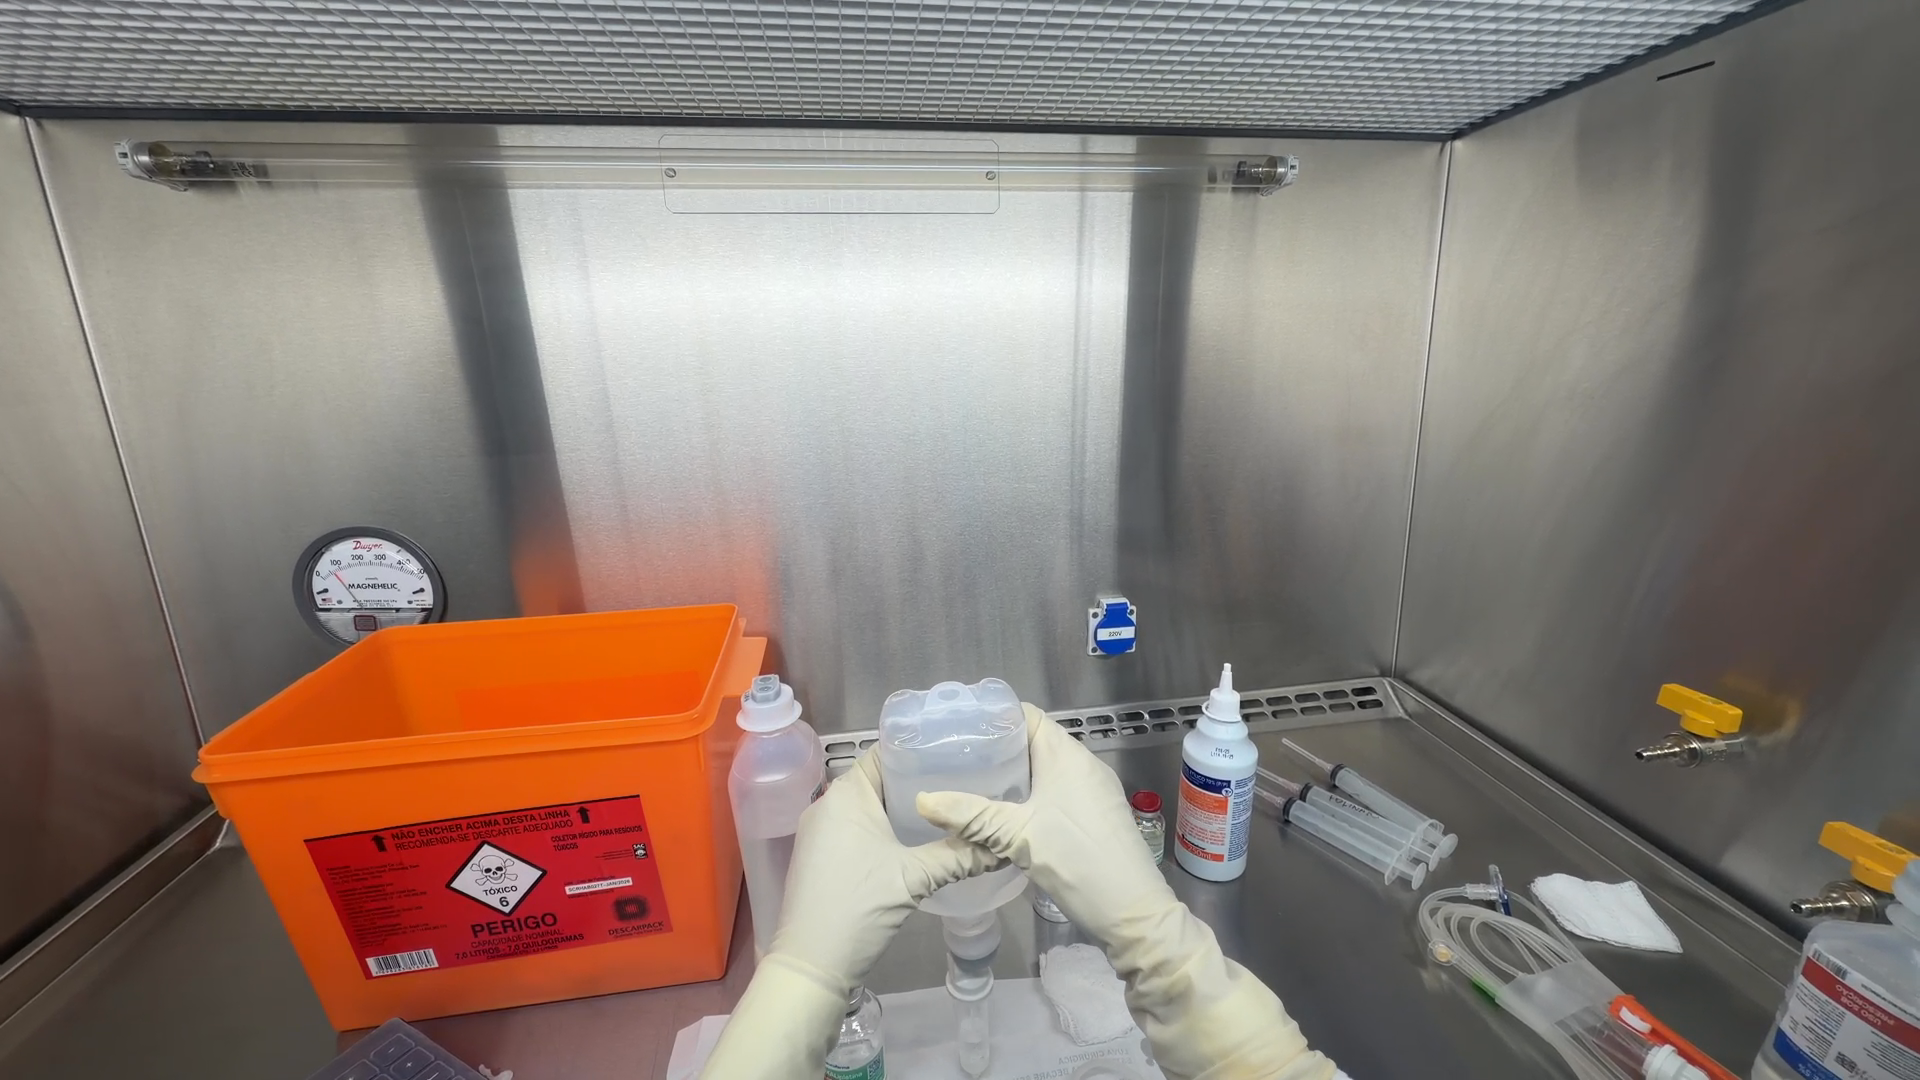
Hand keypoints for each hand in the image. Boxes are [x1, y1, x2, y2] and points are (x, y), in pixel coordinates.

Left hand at [699, 749, 997, 1079]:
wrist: (810, 966)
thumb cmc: (859, 907)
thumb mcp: (916, 879)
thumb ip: (961, 856)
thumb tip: (1001, 844)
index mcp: (847, 792)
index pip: (885, 752)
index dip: (918, 748)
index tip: (953, 750)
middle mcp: (828, 802)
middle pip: (879, 778)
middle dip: (916, 780)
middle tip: (959, 780)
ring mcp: (820, 830)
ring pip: (868, 804)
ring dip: (900, 806)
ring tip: (944, 807)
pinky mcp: (820, 854)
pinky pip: (857, 825)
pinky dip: (883, 826)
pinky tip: (913, 839)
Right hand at [915, 703, 1169, 943]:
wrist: (1135, 912)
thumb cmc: (1078, 861)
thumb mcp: (1017, 837)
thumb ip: (970, 816)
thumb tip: (923, 800)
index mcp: (1065, 753)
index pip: (1026, 715)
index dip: (994, 718)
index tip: (960, 730)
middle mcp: (1082, 762)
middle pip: (1033, 741)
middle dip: (997, 750)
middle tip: (958, 761)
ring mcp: (1093, 789)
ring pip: (1045, 769)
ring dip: (1014, 776)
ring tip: (974, 786)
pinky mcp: (1096, 813)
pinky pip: (1057, 790)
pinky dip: (1031, 795)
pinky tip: (1007, 815)